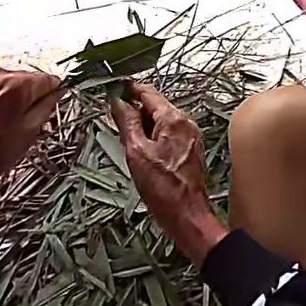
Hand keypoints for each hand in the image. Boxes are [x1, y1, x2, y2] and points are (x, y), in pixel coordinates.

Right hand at [108, 83, 227, 265]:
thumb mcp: (136, 152)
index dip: (129, 90)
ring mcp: (190, 136)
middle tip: (117, 121)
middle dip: (135, 111)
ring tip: (129, 143)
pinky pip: (169, 133)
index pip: (148, 92)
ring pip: (162, 120)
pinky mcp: (190, 148)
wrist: (187, 216)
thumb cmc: (164, 190)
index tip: (114, 90)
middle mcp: (186, 123)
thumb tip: (117, 102)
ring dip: (144, 125)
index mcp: (174, 120)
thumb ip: (127, 122)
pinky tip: (143, 152)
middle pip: (155, 105)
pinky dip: (154, 136)